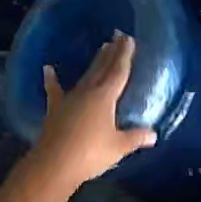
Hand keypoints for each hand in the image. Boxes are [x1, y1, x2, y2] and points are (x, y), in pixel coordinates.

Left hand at [24, 31, 156, 189]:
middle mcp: (87, 92)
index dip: (125, 55)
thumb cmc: (90, 154)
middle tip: (117, 36)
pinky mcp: (54, 109)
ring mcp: (69, 99)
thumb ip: (135, 138)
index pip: (118, 71)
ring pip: (85, 76)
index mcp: (105, 97)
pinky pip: (54, 90)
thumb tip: (153, 134)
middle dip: (111, 53)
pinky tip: (47, 69)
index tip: (128, 39)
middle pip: (102, 68)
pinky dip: (51, 80)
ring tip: (101, 48)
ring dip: (94, 63)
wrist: (53, 164)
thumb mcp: (118, 147)